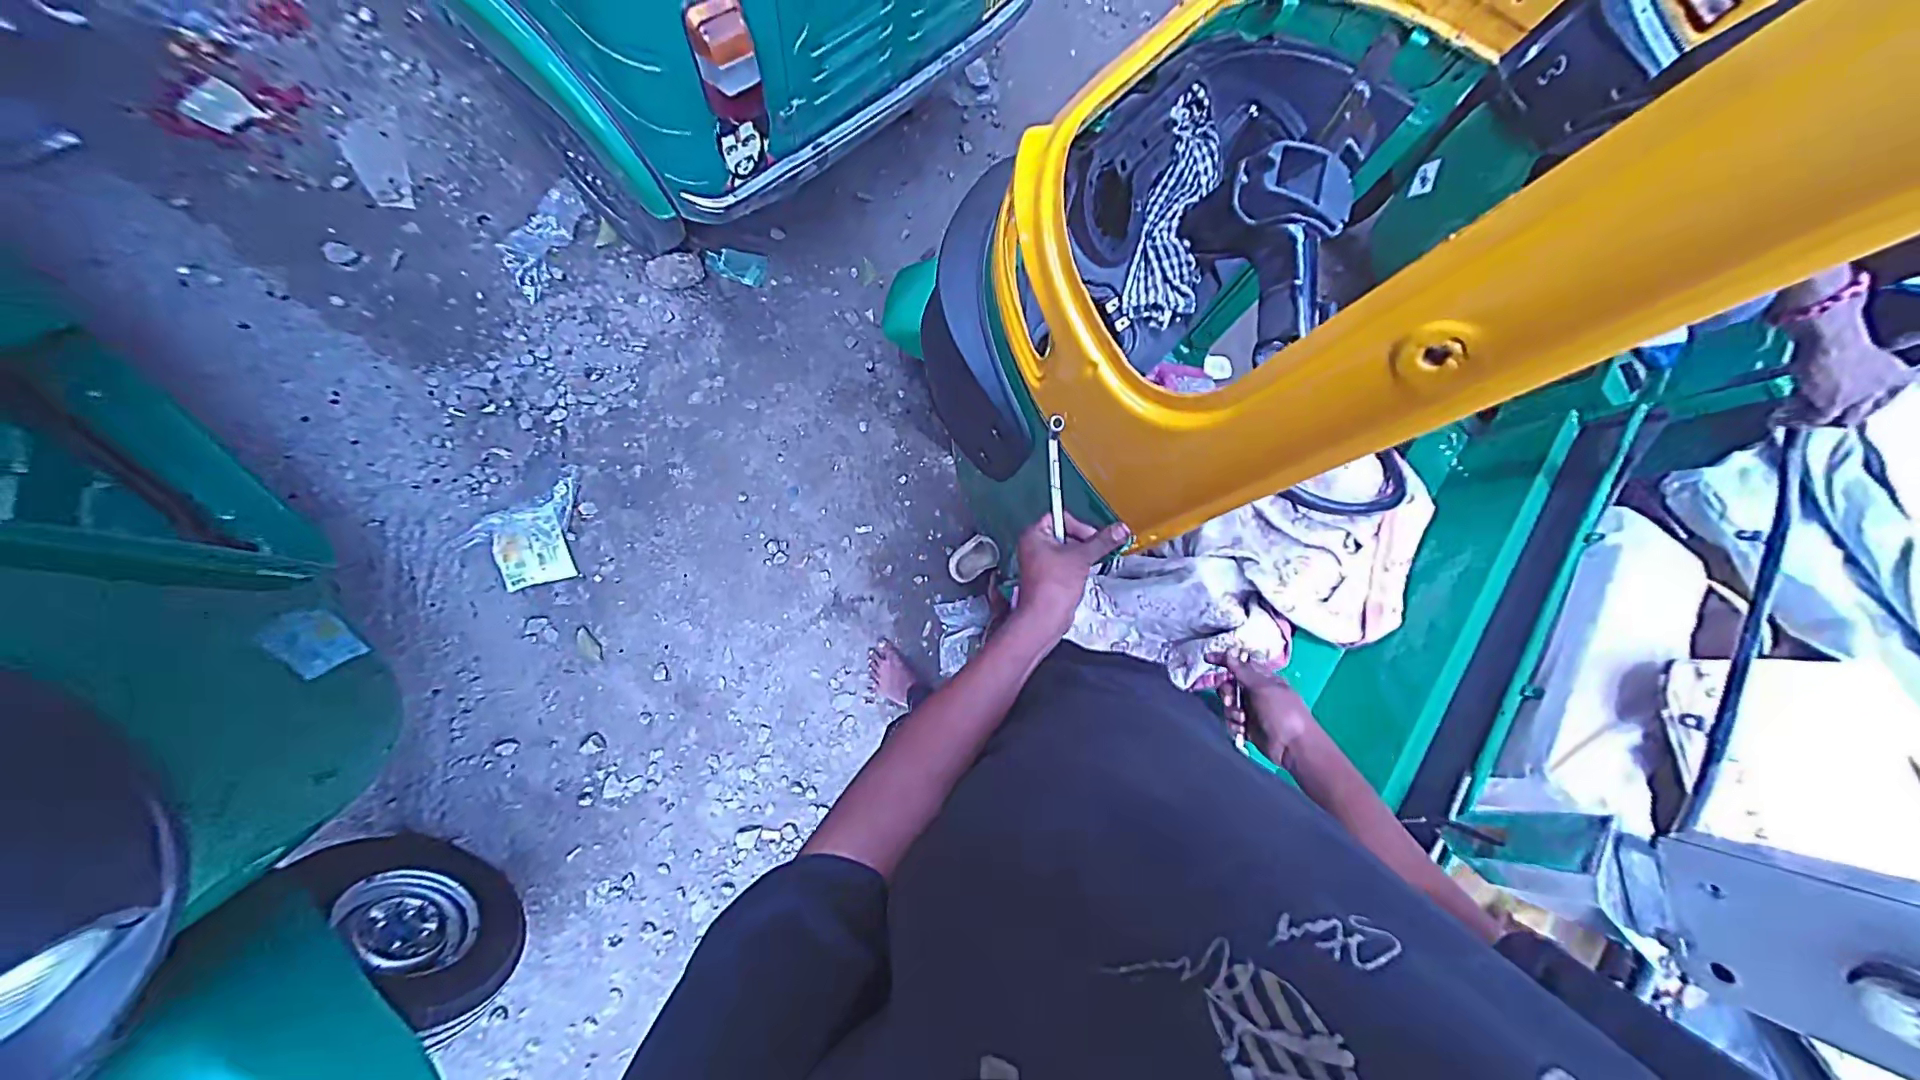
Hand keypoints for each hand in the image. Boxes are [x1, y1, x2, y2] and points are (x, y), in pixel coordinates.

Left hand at [1013, 511, 1128, 636]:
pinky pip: (1066, 563)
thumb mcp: (1082, 557)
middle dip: (1084, 541)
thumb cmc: (1056, 583)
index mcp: (1035, 535)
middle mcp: (1034, 545)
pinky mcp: (1047, 576)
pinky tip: (1086, 573)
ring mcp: (1040, 562)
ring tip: (1092, 563)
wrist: (1045, 617)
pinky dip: (1077, 565)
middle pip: (1065, 532)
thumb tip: (1122, 528)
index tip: (1094, 538)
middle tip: (1097, 551)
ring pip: (1067, 549)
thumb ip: (1102, 542)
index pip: (1059, 517)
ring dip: (1083, 554)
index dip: (1079, 525)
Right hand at [1206, 648, 1318, 764]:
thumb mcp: (1263, 688)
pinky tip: (1243, 729)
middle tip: (1230, 700)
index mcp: (1263, 679)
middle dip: (1226, 692)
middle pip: (1229, 685)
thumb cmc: (1282, 712)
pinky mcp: (1247, 726)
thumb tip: (1228, 654)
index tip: (1207, 659)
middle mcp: (1255, 693)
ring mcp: (1251, 710)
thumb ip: (1243, 672)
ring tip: (1242, 719)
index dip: (1224, 660)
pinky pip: (1231, 720)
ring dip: (1231, 711)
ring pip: (1228, 704)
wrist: (1293, 747)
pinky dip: (1234, 724)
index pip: (1240, 664)